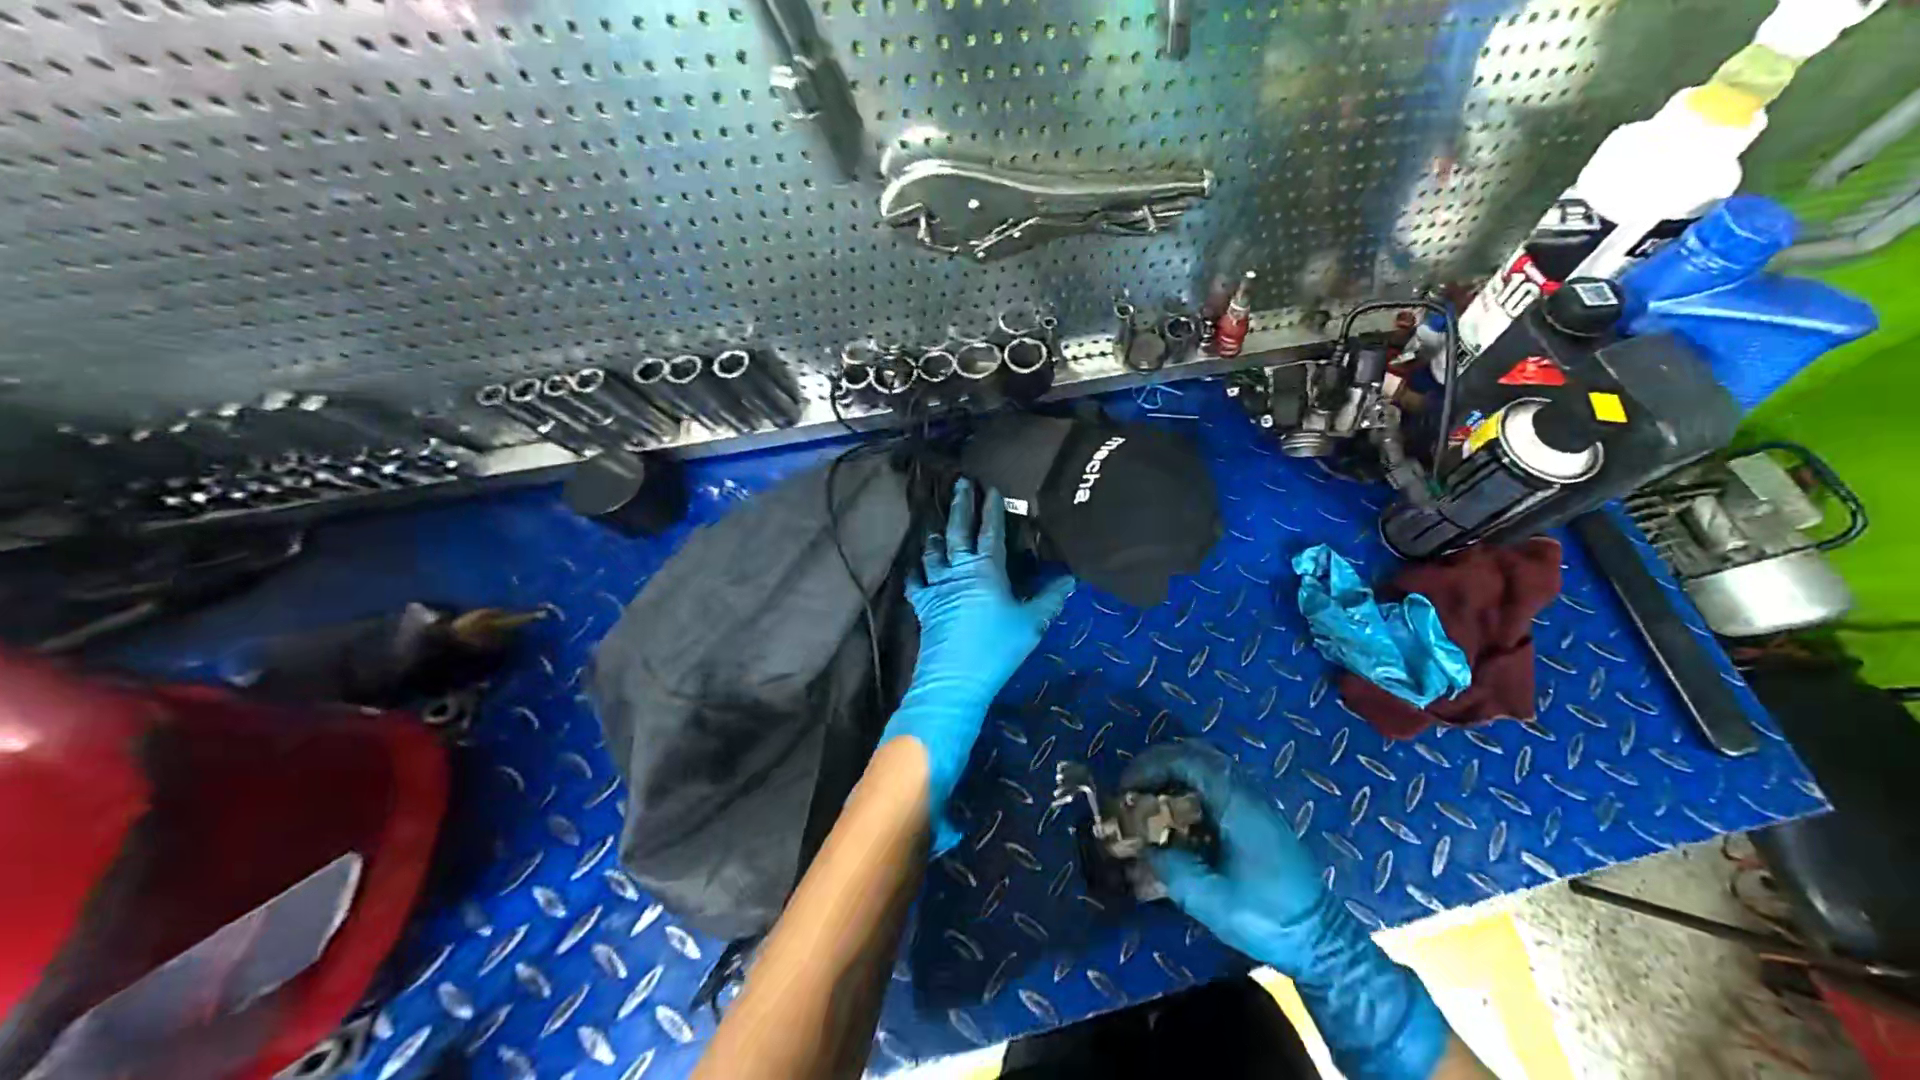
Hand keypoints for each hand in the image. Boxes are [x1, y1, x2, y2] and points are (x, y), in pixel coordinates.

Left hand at [885, 477, 1074, 829]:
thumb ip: (1051, 598)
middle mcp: (958, 570)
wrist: (955, 678)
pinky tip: (915, 568)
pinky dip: (915, 571)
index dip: (992, 508)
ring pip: (933, 552)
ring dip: (936, 535)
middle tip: (960, 484)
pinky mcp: (923, 605)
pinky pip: (914, 582)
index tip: (991, 487)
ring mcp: (936, 586)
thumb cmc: (997, 647)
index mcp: (986, 569)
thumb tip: (1070, 578)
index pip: (990, 531)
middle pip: (958, 531)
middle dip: (960, 505)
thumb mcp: (1032, 623)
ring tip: (937, 525)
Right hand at [1121, 741, 1327, 975]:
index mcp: (1237, 803)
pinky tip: (1175, 818)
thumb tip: (1141, 845)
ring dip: (1173, 776)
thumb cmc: (1265, 918)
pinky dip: (1189, 790)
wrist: (1319, 940)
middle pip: (1195, 755)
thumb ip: (1170, 867)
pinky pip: (1216, 786)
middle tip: (1132, 790)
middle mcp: (1247, 792)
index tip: (1125, 788)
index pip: (1186, 759)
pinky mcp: (1257, 816)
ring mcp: (1255, 802)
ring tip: (1148, 802)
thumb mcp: (1210, 900)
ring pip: (1206, 767)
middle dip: (1157, 766)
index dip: (1149, 766)